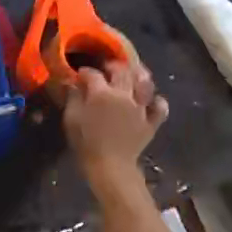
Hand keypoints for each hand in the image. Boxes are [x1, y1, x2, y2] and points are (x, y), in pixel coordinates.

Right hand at [64, 60, 167, 185]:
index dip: (86, 72)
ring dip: (139, 75)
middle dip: (113, 66)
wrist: (110, 166)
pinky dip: (157, 101)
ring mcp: (140, 107)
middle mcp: (124, 95)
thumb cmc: (86, 143)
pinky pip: (159, 107)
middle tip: (107, 68)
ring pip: (145, 83)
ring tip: (133, 74)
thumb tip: (73, 83)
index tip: (80, 74)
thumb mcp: (71, 119)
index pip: (93, 74)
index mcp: (102, 93)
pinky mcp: (150, 121)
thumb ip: (73, 98)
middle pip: (122, 72)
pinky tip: (151, 101)